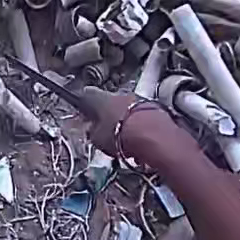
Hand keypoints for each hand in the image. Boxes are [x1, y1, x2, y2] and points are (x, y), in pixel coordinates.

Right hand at [81, 87, 195, 164]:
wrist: (153, 135)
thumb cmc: (119, 135)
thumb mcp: (96, 139)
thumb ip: (92, 131)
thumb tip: (91, 129)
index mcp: (100, 98)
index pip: (87, 95)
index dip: (84, 103)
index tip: (84, 112)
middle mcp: (119, 94)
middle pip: (110, 103)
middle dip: (108, 116)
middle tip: (106, 133)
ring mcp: (139, 100)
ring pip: (127, 111)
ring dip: (125, 123)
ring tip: (124, 145)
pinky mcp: (156, 108)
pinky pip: (141, 118)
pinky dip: (139, 129)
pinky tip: (139, 145)